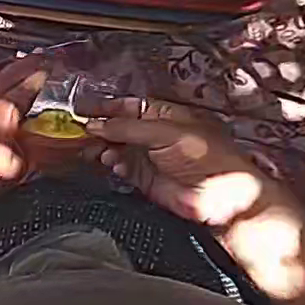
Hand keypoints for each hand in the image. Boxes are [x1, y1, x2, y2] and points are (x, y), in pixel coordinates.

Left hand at [0, 56, 45, 223]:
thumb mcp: (21, 166)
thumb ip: (43, 144)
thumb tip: (68, 138)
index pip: (27, 86)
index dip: (44, 74)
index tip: (54, 66)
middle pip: (8, 75)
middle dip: (27, 66)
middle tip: (43, 59)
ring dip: (8, 78)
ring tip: (24, 75)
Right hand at [82, 98, 292, 230]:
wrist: (222, 199)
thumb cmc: (207, 157)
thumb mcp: (165, 132)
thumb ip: (127, 128)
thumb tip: (96, 124)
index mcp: (164, 115)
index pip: (128, 106)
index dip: (106, 106)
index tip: (83, 108)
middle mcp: (154, 134)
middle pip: (119, 127)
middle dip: (100, 128)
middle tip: (82, 131)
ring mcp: (149, 157)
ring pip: (117, 148)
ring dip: (103, 147)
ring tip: (93, 149)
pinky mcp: (145, 179)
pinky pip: (121, 168)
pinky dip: (114, 165)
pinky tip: (112, 164)